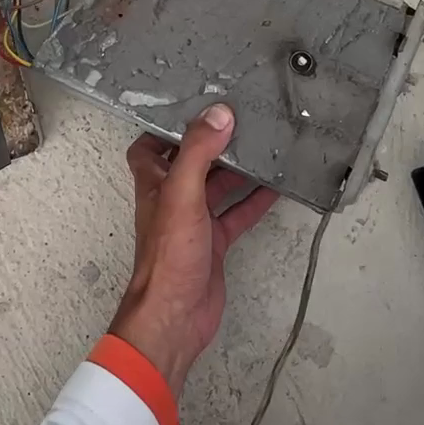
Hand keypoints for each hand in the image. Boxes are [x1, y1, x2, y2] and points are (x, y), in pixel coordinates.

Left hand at [109, 104, 278, 394]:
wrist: (176, 315)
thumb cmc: (167, 258)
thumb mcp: (182, 194)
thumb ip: (198, 152)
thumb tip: (217, 114)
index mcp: (155, 183)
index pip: (149, 147)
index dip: (163, 128)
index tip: (190, 108)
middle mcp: (172, 199)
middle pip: (190, 163)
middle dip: (211, 144)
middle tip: (238, 122)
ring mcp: (193, 222)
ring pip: (216, 187)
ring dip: (236, 171)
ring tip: (261, 148)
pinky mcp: (213, 242)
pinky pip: (236, 215)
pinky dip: (253, 202)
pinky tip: (274, 191)